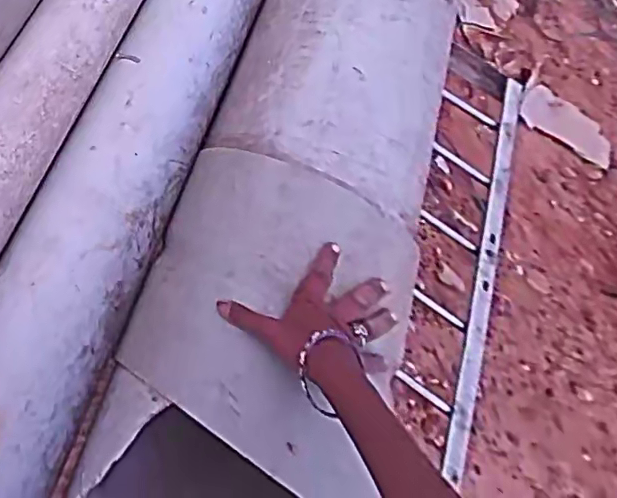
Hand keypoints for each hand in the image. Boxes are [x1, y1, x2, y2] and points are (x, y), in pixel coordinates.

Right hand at [216, 243, 396, 384]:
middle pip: (352, 300)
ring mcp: (348, 338)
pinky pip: (369, 360)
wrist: (326, 370)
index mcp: (312, 305)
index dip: (325, 262)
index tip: (335, 247)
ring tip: (395, 314)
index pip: (318, 278)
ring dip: (379, 321)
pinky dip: (378, 361)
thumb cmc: (299, 345)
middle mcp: (333, 317)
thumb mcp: (269, 330)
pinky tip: (390, 362)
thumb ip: (246, 318)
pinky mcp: (357, 361)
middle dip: (367, 291)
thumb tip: (221, 305)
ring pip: (366, 326)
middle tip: (383, 283)